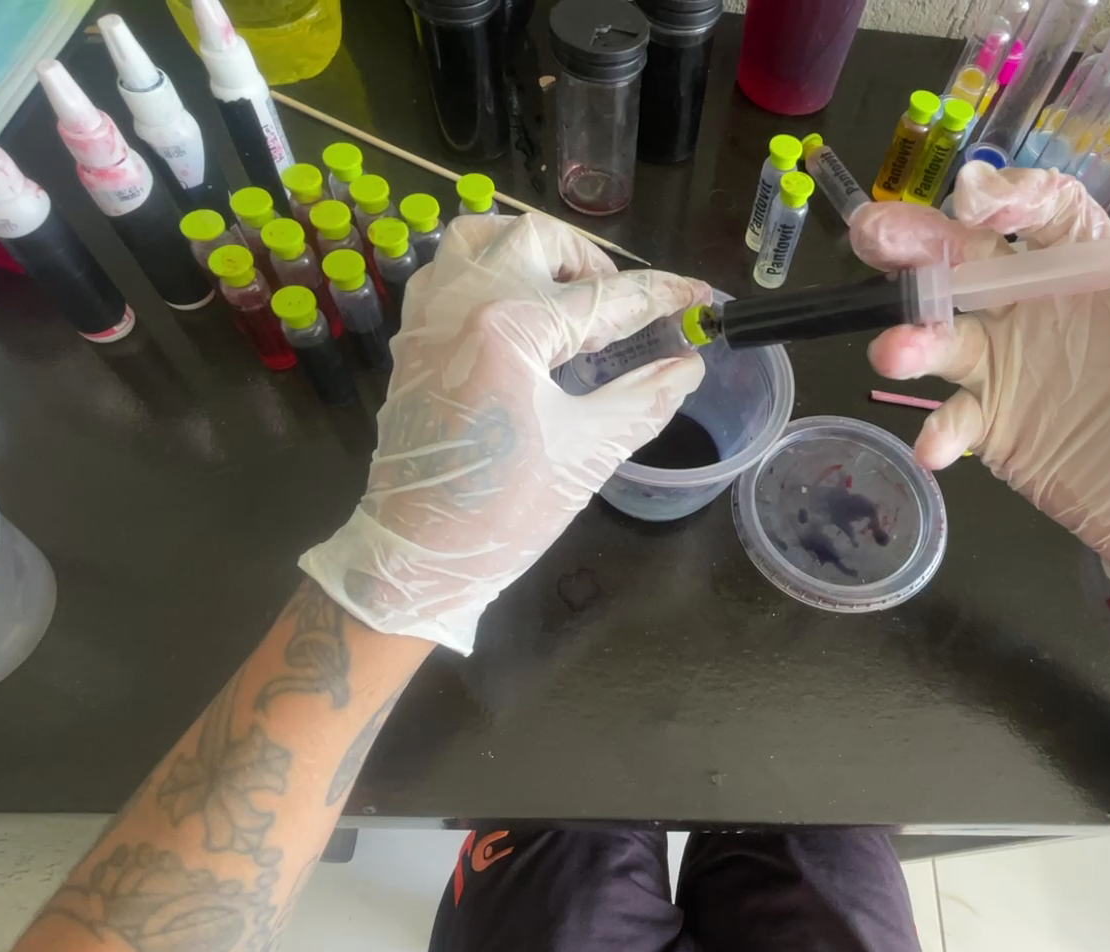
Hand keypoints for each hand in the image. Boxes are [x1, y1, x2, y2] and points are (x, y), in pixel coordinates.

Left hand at [301, 214, 711, 652]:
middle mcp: (461, 302)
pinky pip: (446, 272)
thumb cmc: (505, 511)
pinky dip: (488, 273)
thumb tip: (689, 364)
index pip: (603, 301)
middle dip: (591, 263)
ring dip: (532, 253)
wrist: (419, 554)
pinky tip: (515, 314)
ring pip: (480, 238)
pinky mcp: (411, 340)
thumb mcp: (588, 454)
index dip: (660, 297)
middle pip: (536, 240)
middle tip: (619, 307)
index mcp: (508, 329)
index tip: (698, 296)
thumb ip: (645, 398)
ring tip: (564, 296)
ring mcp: (427, 316)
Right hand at [848, 115, 1109, 612]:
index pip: (1039, 214)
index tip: (976, 202)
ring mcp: (1007, 371)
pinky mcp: (993, 428)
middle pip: (966, 265)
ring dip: (910, 342)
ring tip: (892, 352)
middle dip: (916, 246)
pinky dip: (939, 430)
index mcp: (1094, 268)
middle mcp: (1037, 309)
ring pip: (943, 341)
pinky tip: (935, 446)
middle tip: (870, 233)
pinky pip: (955, 419)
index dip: (1006, 198)